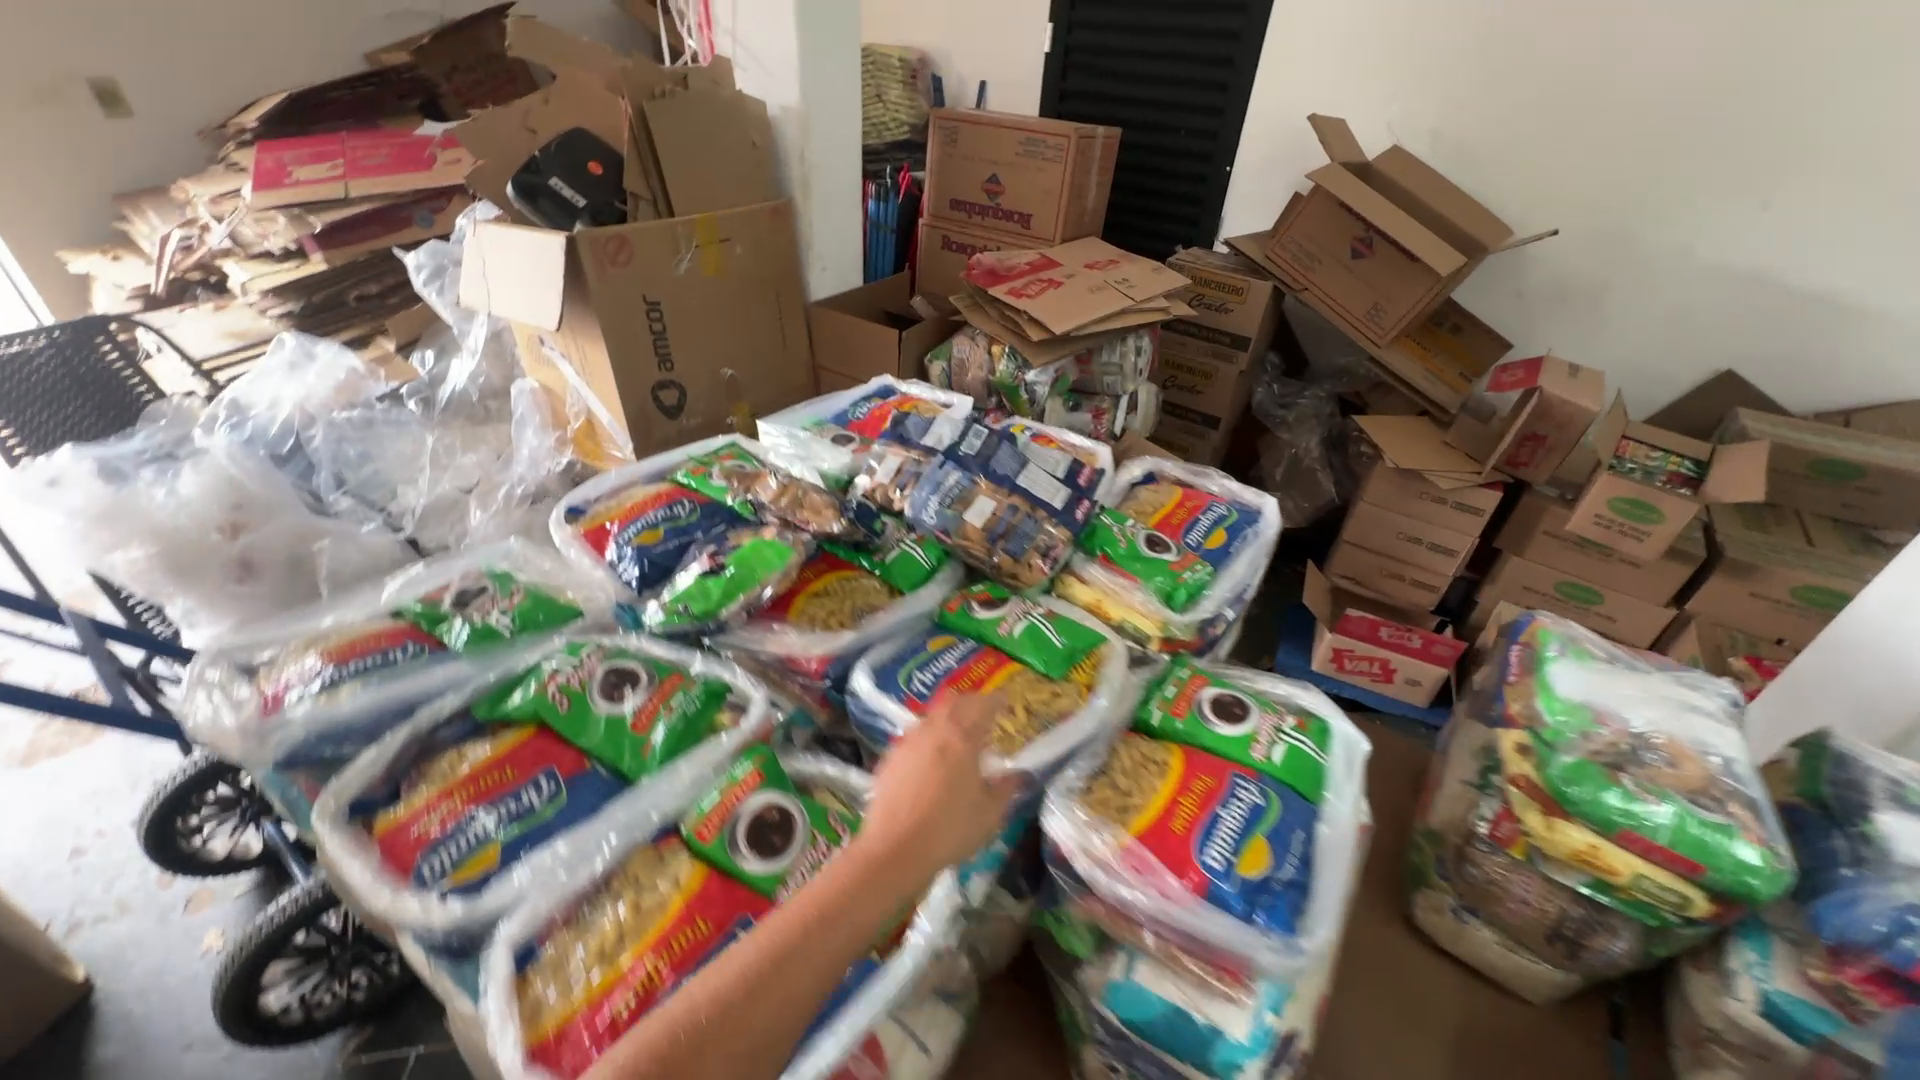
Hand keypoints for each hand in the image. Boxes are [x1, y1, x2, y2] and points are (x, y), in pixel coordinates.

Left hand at [858, 692, 1026, 881]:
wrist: (895, 849)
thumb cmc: (950, 829)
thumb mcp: (989, 813)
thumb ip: (1005, 788)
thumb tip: (1019, 775)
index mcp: (962, 737)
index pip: (982, 705)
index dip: (996, 700)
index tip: (1005, 701)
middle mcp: (932, 731)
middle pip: (952, 702)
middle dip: (969, 701)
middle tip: (982, 711)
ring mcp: (907, 743)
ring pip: (929, 717)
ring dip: (946, 719)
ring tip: (957, 736)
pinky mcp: (889, 759)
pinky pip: (913, 738)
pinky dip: (928, 739)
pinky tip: (931, 760)